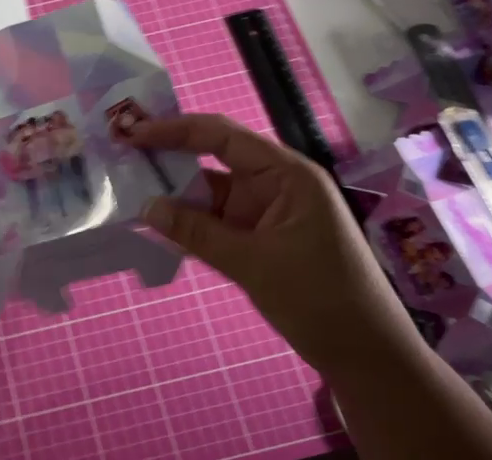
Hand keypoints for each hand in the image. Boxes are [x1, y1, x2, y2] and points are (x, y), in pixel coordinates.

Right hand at [131, 114, 418, 374]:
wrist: (370, 361)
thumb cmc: (322, 301)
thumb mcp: (254, 265)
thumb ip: (197, 232)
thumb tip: (145, 206)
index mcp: (287, 174)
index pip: (222, 136)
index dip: (174, 129)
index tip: (132, 131)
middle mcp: (276, 183)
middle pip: (213, 157)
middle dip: (169, 154)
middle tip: (121, 151)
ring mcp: (268, 211)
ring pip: (211, 191)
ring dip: (174, 191)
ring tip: (127, 185)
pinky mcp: (262, 238)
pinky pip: (217, 219)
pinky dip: (189, 220)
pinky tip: (156, 222)